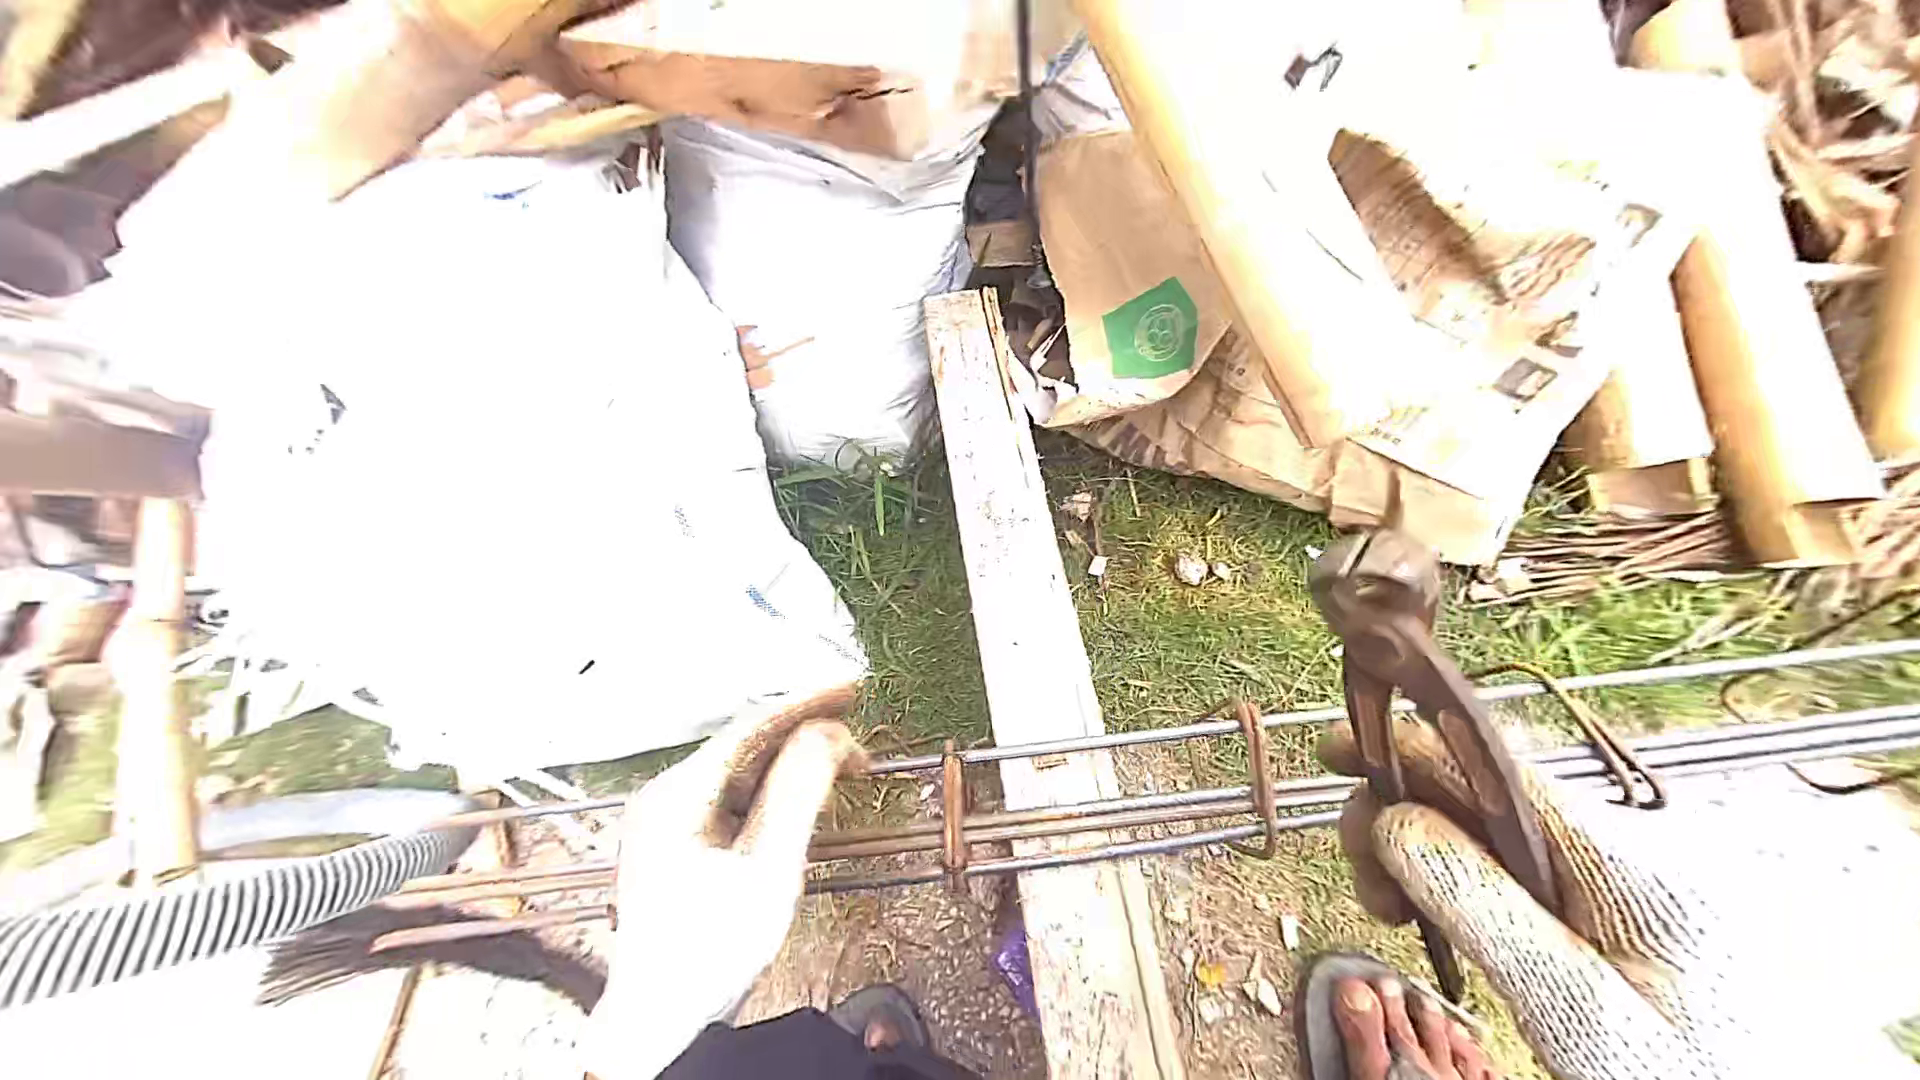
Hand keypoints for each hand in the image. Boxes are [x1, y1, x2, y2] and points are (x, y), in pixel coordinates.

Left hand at [583, 688, 864, 1079]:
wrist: (663, 1027)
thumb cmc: (706, 958)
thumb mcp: (766, 870)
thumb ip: (798, 793)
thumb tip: (828, 733)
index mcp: (678, 795)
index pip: (751, 726)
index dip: (805, 702)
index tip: (848, 689)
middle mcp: (670, 795)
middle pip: (750, 744)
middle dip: (807, 735)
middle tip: (856, 739)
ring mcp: (676, 815)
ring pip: (749, 767)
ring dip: (798, 762)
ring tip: (843, 765)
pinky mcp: (688, 834)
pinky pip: (743, 792)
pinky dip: (781, 788)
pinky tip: (807, 795)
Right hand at [1319, 719, 1898, 1079]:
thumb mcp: (1577, 1014)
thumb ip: (1477, 904)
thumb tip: (1389, 817)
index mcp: (1625, 859)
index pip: (1488, 763)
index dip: (1401, 745)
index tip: (1333, 753)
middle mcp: (1612, 842)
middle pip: (1465, 787)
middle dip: (1392, 814)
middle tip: (1366, 881)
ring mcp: (1603, 867)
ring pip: (1469, 821)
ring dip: (1408, 849)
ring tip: (1391, 909)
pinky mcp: (1593, 892)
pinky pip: (1493, 857)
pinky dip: (1441, 873)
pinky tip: (1428, 912)